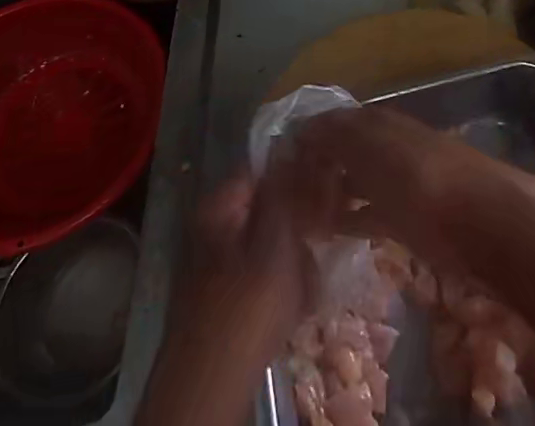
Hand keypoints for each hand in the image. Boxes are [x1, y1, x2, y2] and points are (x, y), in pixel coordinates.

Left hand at [138, 164, 315, 425]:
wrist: (211, 379)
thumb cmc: (246, 306)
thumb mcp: (274, 242)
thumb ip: (283, 196)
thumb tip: (290, 155)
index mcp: (218, 207)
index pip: (260, 173)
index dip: (294, 180)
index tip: (322, 197)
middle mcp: (213, 228)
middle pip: (268, 214)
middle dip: (296, 234)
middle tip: (314, 253)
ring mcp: (216, 263)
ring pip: (269, 249)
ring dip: (294, 266)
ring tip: (305, 289)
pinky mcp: (224, 295)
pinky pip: (262, 279)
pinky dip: (282, 291)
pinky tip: (294, 309)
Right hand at [292, 107, 515, 271]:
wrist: (485, 223)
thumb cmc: (419, 179)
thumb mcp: (368, 147)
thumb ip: (332, 134)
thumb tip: (299, 128)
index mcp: (373, 123)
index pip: (326, 122)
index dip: (300, 138)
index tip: (272, 161)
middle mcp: (383, 145)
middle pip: (337, 151)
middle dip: (309, 167)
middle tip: (280, 195)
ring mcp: (396, 182)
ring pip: (350, 181)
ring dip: (324, 194)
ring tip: (295, 215)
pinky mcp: (406, 218)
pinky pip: (365, 212)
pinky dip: (345, 217)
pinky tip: (325, 231)